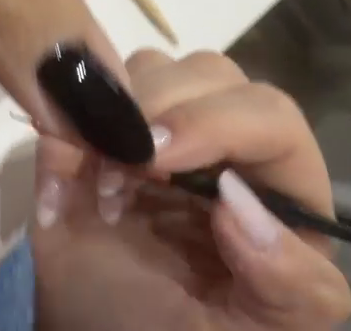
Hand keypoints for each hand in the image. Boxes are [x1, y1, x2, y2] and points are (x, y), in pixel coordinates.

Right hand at [29, 51, 350, 330]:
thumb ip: (287, 284)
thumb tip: (240, 201)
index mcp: (278, 190)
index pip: (270, 116)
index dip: (216, 122)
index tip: (159, 158)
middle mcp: (223, 145)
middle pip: (208, 74)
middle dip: (158, 109)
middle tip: (125, 168)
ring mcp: (154, 128)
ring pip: (147, 67)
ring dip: (115, 112)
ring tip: (103, 186)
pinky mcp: (92, 124)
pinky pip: (77, 90)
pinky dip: (63, 124)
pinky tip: (65, 189)